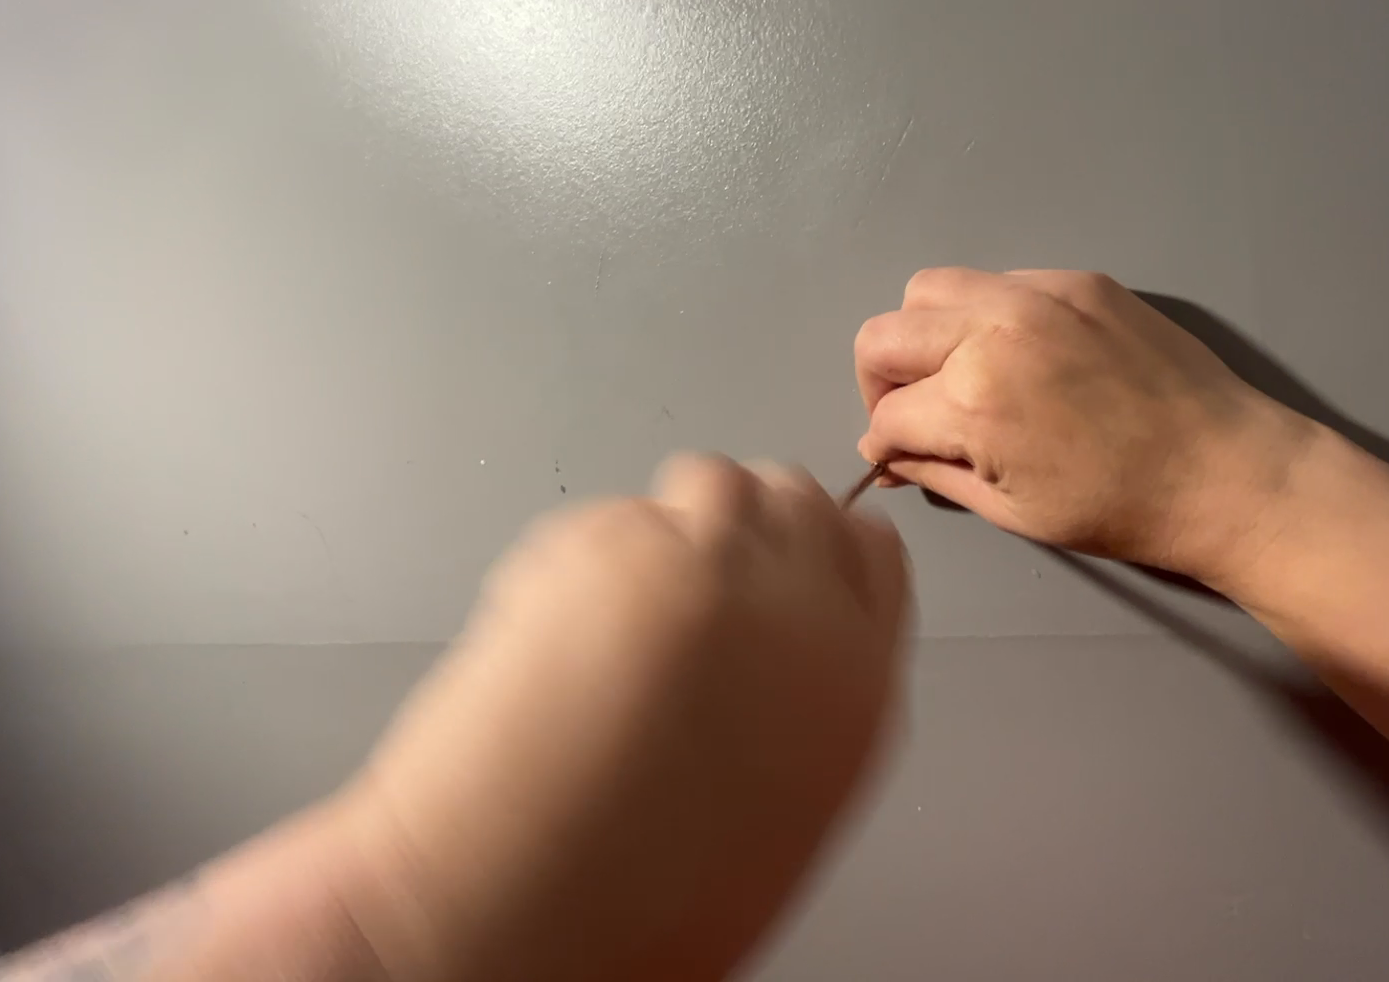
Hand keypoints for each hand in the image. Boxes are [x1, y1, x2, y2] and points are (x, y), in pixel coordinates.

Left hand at [338, 455, 909, 981]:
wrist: (516, 908)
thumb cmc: (644, 889)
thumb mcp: (790, 788)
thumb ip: (807, 680)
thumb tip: (788, 622)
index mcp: (852, 671)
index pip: (872, 548)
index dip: (829, 539)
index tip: (797, 543)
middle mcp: (793, 599)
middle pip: (796, 493)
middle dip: (753, 519)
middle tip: (701, 568)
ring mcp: (703, 560)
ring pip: (713, 480)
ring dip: (675, 522)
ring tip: (631, 596)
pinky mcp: (610, 540)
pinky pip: (617, 512)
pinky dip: (594, 549)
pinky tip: (569, 620)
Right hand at [855, 267, 1316, 584]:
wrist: (1227, 473)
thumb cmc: (1115, 510)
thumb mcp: (1008, 509)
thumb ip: (932, 472)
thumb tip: (885, 456)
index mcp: (972, 402)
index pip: (886, 414)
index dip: (882, 442)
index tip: (894, 456)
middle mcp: (989, 333)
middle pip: (881, 337)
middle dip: (877, 382)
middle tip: (911, 412)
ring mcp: (1035, 296)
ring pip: (927, 291)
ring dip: (921, 335)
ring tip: (955, 371)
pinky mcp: (1075, 281)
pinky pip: (994, 283)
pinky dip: (981, 317)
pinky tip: (1017, 354)